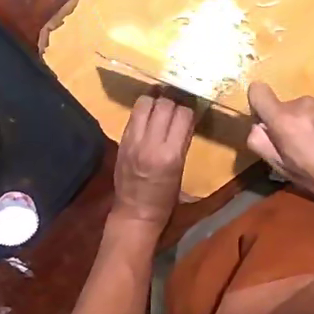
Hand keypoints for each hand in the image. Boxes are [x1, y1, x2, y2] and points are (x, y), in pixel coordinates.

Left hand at [111, 94, 194, 225]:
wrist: (135, 213)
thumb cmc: (165, 198)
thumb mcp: (180, 169)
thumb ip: (182, 142)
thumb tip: (187, 118)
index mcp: (171, 155)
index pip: (183, 115)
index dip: (189, 109)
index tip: (191, 111)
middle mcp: (151, 144)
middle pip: (164, 104)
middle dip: (173, 101)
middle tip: (177, 104)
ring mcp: (133, 140)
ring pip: (145, 103)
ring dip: (155, 100)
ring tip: (161, 104)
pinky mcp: (122, 140)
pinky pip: (133, 115)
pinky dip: (143, 110)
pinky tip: (148, 113)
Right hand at [246, 82, 313, 215]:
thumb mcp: (287, 171)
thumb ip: (264, 146)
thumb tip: (256, 129)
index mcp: (285, 119)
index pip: (257, 91)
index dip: (257, 106)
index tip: (266, 127)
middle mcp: (302, 103)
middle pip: (281, 107)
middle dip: (283, 125)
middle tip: (296, 152)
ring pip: (301, 111)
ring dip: (303, 126)